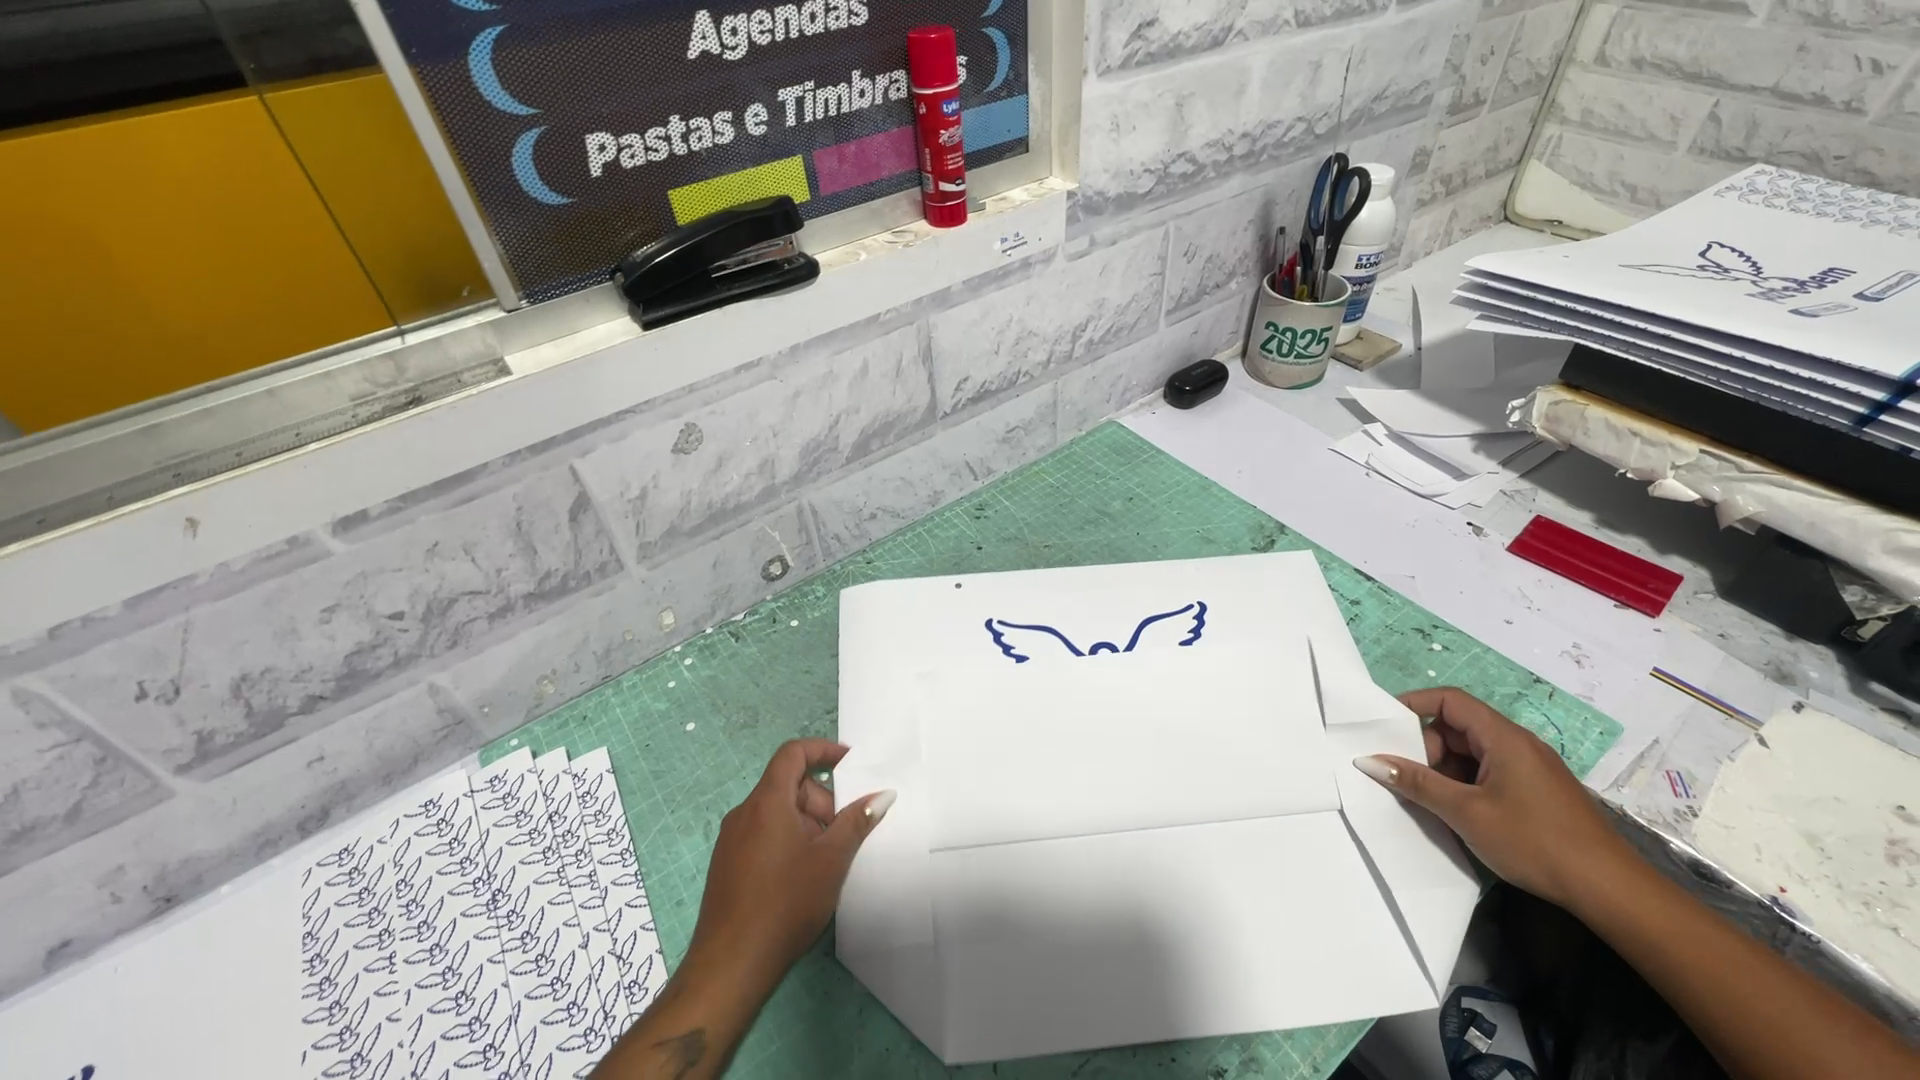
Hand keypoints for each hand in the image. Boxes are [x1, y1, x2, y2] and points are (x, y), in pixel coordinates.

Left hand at [686, 739, 894, 989]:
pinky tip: (801, 878)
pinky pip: (763, 835)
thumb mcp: (831, 860)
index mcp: (767, 802)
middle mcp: (744, 813)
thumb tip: (882, 795)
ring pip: (777, 814)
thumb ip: (857, 822)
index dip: (823, 750)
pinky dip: (788, 842)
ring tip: (826, 862)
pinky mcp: (727, 865)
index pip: (793, 754)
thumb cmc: (786, 903)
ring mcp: (731, 840)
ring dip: (807, 825)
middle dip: (822, 802)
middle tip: (843, 835)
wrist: (731, 965)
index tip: (851, 764)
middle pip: (788, 786)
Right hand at [1353, 687, 1632, 909]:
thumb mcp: (1466, 813)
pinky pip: (1489, 773)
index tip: (1382, 725)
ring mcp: (1530, 768)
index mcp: (1504, 738)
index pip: (1450, 701)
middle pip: (1459, 727)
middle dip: (1426, 747)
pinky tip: (1458, 813)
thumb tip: (1370, 761)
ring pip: (1472, 753)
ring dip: (1444, 770)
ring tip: (1429, 800)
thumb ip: (1416, 783)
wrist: (1608, 888)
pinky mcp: (1536, 791)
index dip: (1413, 705)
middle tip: (1406, 777)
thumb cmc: (1534, 841)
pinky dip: (1464, 784)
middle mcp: (1518, 744)